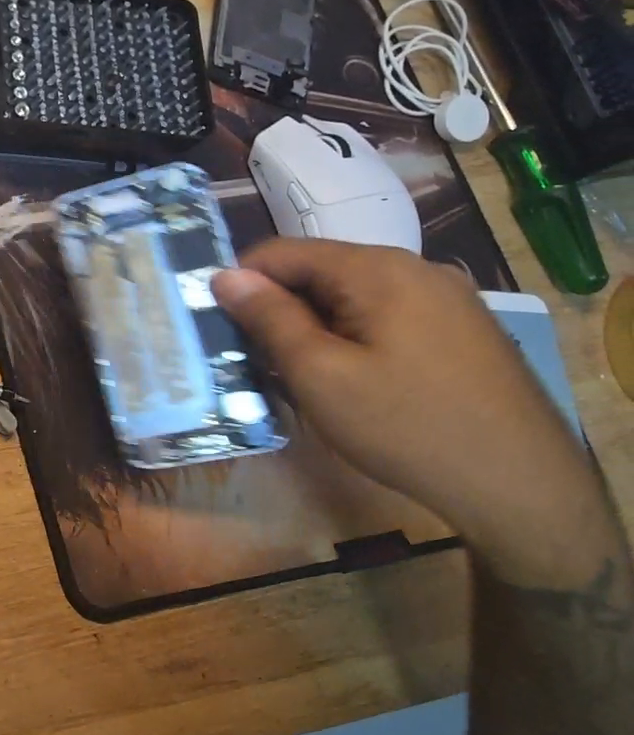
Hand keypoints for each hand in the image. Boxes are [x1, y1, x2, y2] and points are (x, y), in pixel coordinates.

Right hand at [211, 239, 609, 583]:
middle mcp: (415, 271)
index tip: (216, 326)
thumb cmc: (403, 424)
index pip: (281, 252)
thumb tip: (224, 276)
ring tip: (288, 374)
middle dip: (274, 307)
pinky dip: (345, 337)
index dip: (239, 283)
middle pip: (316, 271)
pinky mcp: (456, 330)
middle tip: (247, 358)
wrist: (517, 482)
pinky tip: (339, 379)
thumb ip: (269, 318)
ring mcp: (443, 299)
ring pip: (346, 296)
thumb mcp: (318, 373)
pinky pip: (379, 316)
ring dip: (307, 326)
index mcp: (378, 271)